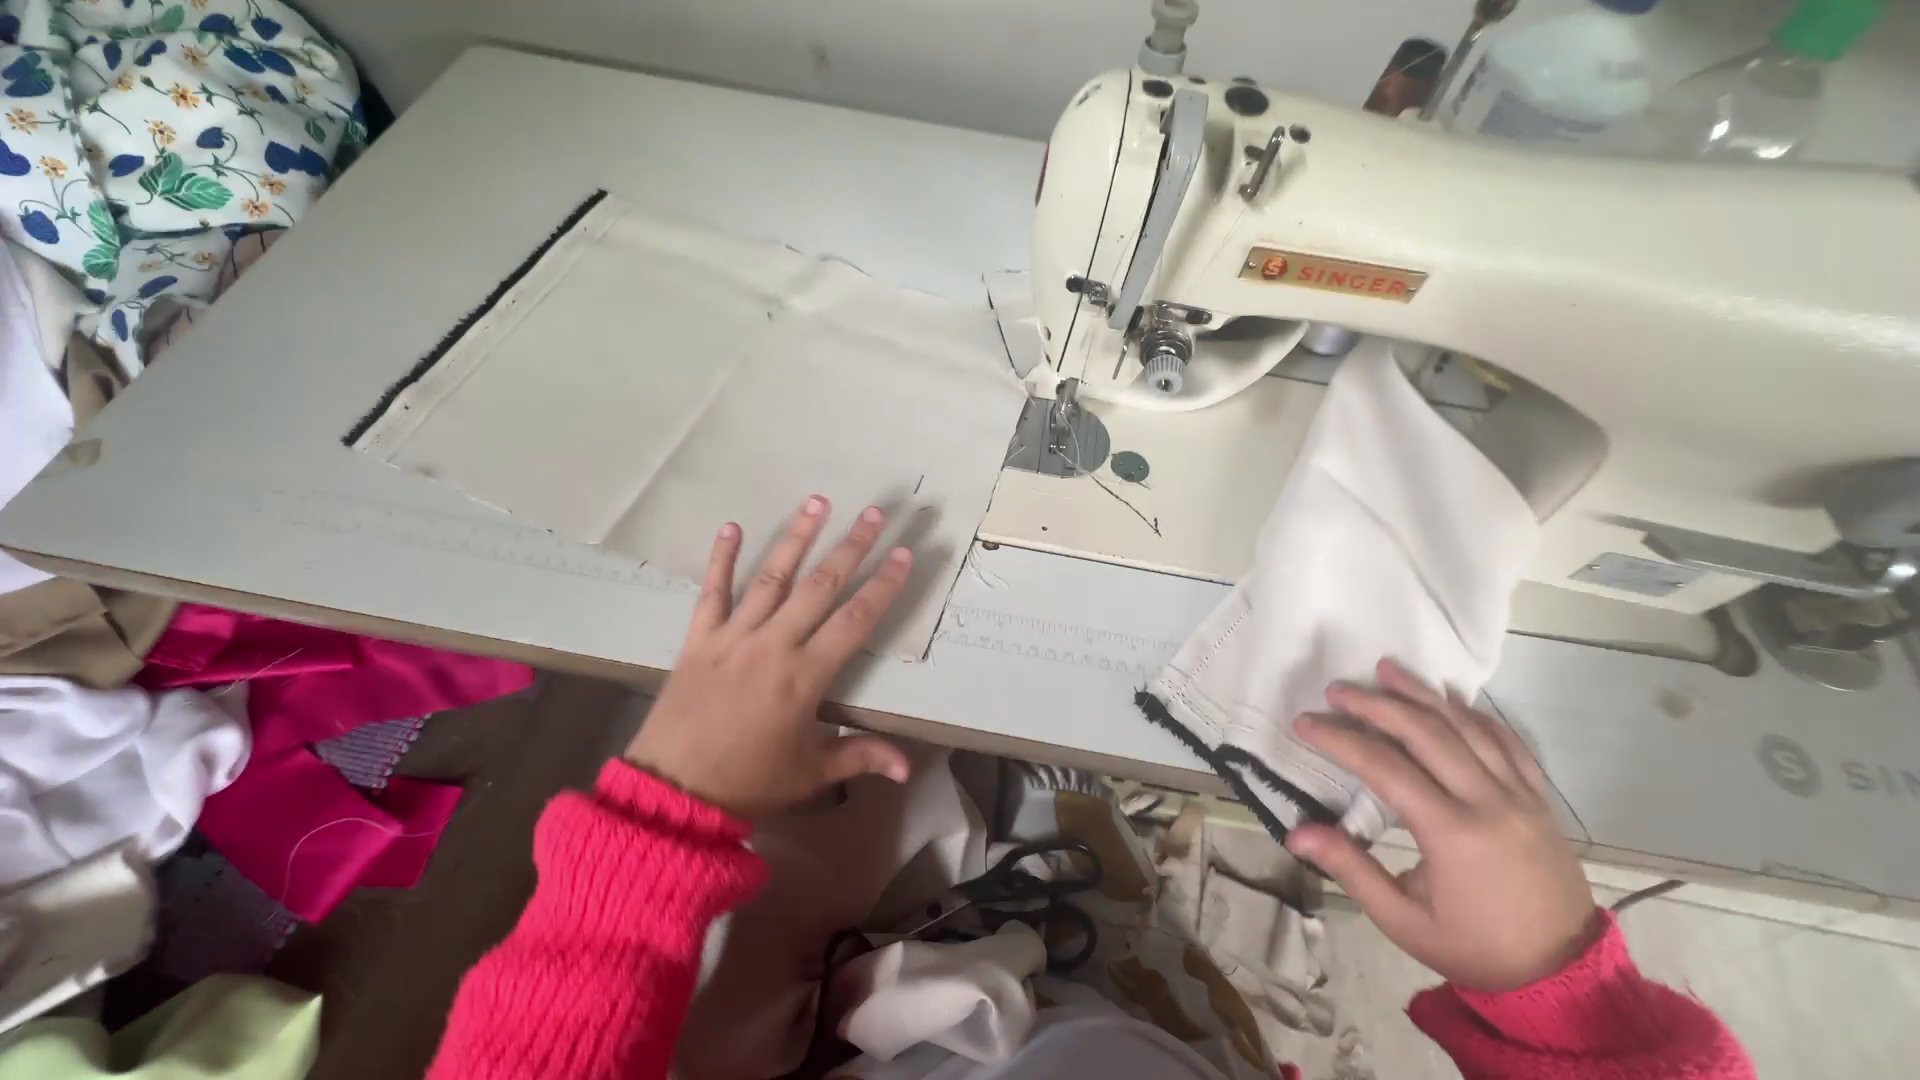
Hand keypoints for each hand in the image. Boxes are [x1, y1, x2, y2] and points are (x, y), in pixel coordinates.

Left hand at [624, 495, 913, 819]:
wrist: (671, 792)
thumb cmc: (748, 782)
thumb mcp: (811, 773)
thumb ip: (860, 756)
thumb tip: (909, 767)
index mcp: (805, 676)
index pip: (855, 621)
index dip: (883, 586)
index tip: (903, 555)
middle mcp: (773, 645)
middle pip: (819, 586)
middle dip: (851, 547)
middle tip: (875, 513)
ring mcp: (733, 637)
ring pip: (771, 577)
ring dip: (797, 537)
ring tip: (818, 501)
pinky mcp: (698, 639)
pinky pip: (712, 592)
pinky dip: (721, 559)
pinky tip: (731, 527)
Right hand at [1284, 660, 1598, 992]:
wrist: (1563, 975)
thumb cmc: (1473, 947)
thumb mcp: (1403, 920)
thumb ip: (1350, 869)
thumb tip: (1295, 833)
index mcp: (1452, 833)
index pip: (1385, 767)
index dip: (1340, 739)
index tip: (1305, 723)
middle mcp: (1488, 802)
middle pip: (1427, 732)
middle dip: (1377, 704)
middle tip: (1338, 689)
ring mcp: (1520, 796)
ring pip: (1469, 727)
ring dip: (1424, 694)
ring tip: (1387, 669)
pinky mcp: (1539, 799)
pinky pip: (1509, 742)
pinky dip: (1476, 714)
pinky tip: (1451, 699)